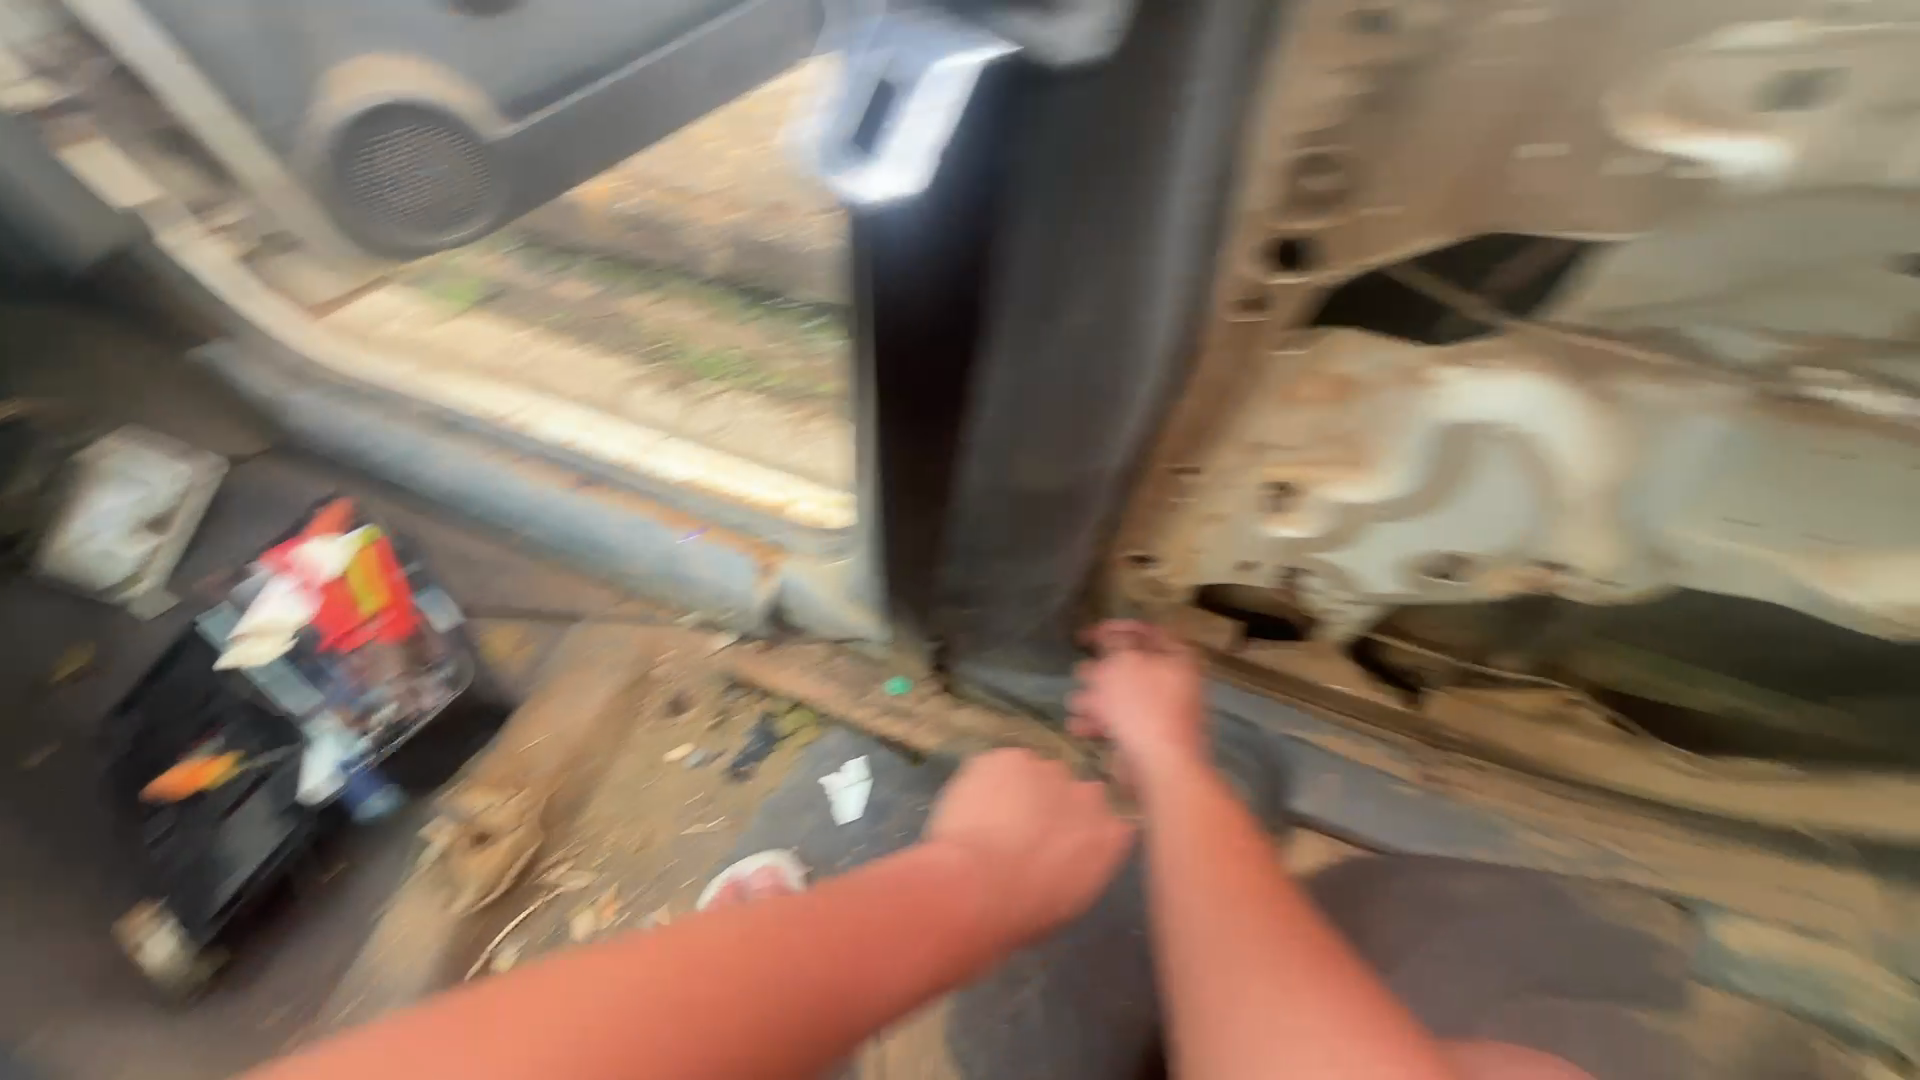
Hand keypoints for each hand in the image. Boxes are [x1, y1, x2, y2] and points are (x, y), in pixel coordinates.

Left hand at [923, 748, 1133, 947]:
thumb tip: (1072, 855)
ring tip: (993, 819)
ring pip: (1036, 773)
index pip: (1106, 821)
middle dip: (1053, 805)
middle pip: (1073, 791)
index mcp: (1109, 834)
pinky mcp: (1009, 758)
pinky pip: (1001, 764)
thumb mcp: (1071, 899)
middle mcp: (1086, 795)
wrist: (979, 884)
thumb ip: (1083, 865)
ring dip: (1021, 789)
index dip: (1079, 830)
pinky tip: (975, 805)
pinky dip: (989, 780)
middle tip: (1024, 832)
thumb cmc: (1025, 910)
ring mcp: (1048, 770)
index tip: (1059, 844)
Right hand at [1067, 620, 1209, 777]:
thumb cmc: (1141, 706)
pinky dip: (1100, 722)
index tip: (1085, 635)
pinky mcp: (1150, 739)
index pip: (1145, 630)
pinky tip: (1078, 726)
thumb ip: (1112, 643)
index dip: (1114, 627)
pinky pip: (1121, 722)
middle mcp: (1174, 682)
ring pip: (1123, 696)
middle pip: (1132, 665)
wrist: (1159, 767)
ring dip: (1095, 697)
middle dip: (1100, 669)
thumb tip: (1109, 636)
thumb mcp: (1121, 662)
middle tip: (1080, 670)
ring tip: (1074, 703)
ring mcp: (1164, 713)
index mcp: (1176, 657)